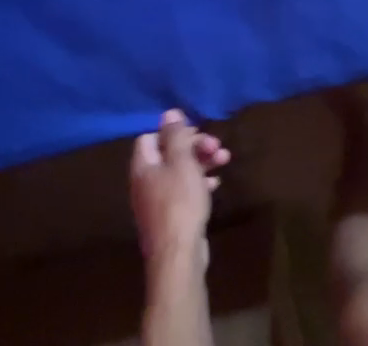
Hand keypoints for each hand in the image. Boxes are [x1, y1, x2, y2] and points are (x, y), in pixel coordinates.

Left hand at [130, 109, 231, 267]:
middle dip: (194, 146)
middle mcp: (145, 182)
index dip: (174, 131)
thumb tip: (169, 112)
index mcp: (143, 167)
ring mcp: (156, 201)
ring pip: (178, 172)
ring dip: (201, 162)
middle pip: (168, 154)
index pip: (151, 137)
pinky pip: (183, 190)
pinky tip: (215, 184)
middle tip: (217, 146)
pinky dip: (198, 182)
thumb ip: (175, 136)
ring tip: (224, 160)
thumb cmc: (180, 202)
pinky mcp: (170, 216)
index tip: (197, 132)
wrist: (178, 255)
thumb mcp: (181, 163)